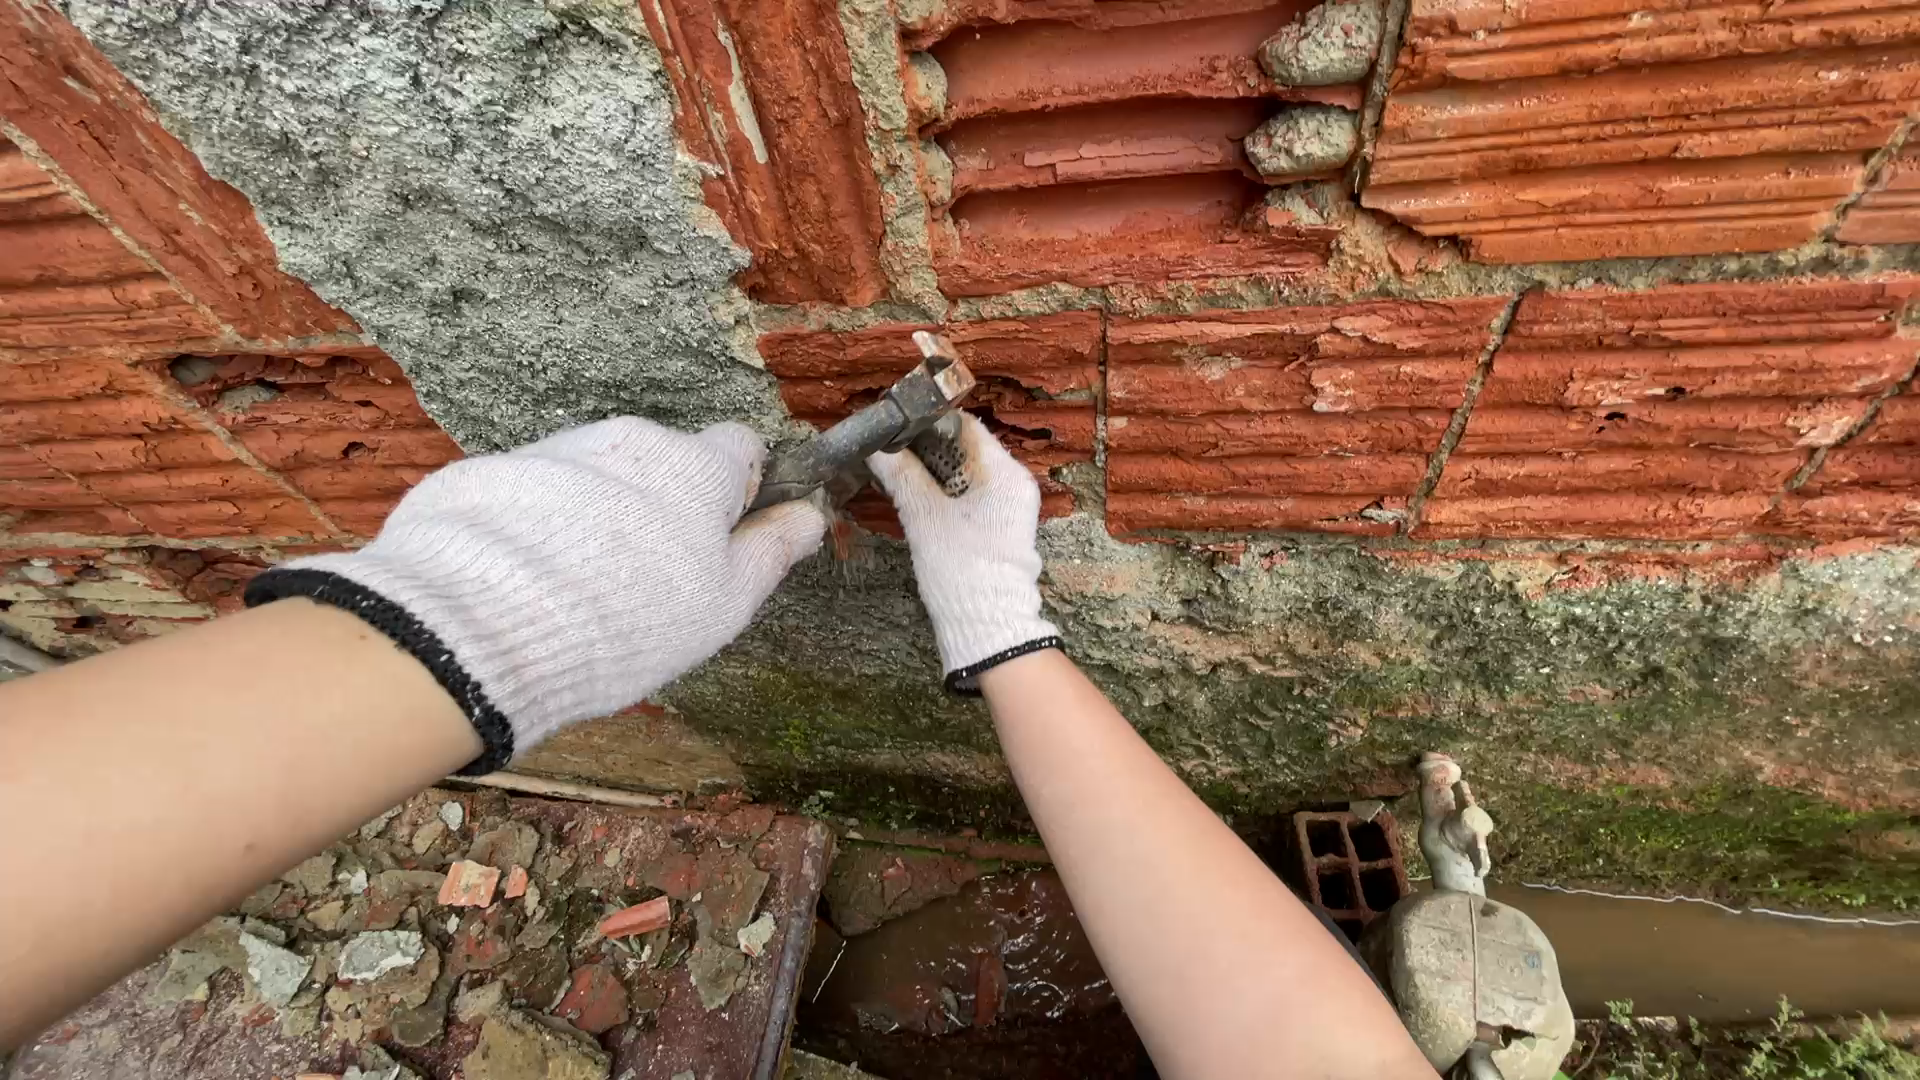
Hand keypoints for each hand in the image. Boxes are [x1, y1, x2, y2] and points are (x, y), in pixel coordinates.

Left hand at [245, 418, 824, 769]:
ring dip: (607, 513)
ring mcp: (558, 449)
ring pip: (604, 476)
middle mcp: (631, 440)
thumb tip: (811, 515)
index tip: (723, 535)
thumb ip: (774, 549)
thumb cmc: (635, 613)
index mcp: (696, 465)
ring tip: (584, 584)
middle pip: (668, 464)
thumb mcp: (727, 598)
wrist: (485, 626)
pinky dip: (550, 523)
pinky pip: (542, 492)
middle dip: (670, 506)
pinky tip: (533, 578)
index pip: (741, 445)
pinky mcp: (493, 472)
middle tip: (652, 576)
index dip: (742, 489)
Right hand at [867, 413, 1059, 690]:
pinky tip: (912, 494)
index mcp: (1005, 474)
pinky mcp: (997, 527)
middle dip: (924, 447)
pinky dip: (941, 492)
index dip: (928, 421)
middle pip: (964, 450)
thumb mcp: (925, 519)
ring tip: (893, 468)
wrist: (987, 628)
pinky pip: (967, 496)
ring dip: (930, 471)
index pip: (966, 427)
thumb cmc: (962, 571)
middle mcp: (1013, 484)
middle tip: (886, 446)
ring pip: (963, 474)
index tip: (895, 421)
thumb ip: (903, 477)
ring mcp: (1007, 507)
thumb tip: (877, 446)